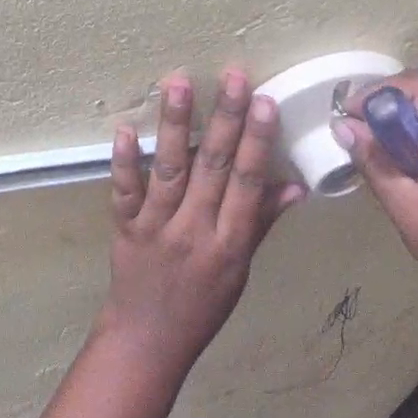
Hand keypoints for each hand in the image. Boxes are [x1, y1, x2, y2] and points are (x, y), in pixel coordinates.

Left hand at [99, 68, 304, 373]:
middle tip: (233, 76)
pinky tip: (125, 129)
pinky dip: (123, 161)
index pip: (246, 184)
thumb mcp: (241, 271)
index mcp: (229, 243)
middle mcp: (194, 231)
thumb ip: (261, 222)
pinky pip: (123, 192)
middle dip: (224, 119)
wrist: (147, 341)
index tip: (265, 101)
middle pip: (212, 168)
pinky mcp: (124, 229)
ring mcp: (156, 228)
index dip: (256, 141)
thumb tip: (294, 185)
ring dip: (174, 125)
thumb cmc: (202, 306)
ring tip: (178, 83)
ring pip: (168, 170)